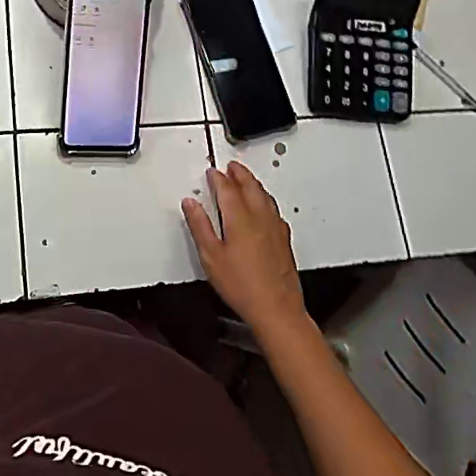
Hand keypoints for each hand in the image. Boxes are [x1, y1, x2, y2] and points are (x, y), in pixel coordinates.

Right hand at [180, 162, 304, 324]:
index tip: (212, 172)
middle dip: (240, 175)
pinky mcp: (283, 240)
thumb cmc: (242, 286)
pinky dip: (265, 199)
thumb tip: (191, 204)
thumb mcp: (210, 256)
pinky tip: (264, 205)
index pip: (228, 190)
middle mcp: (261, 220)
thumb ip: (200, 226)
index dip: (218, 179)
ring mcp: (275, 229)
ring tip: (246, 179)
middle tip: (231, 167)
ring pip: (265, 197)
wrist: (275, 308)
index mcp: (240, 220)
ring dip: (254, 184)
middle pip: (251, 188)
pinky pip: (274, 209)